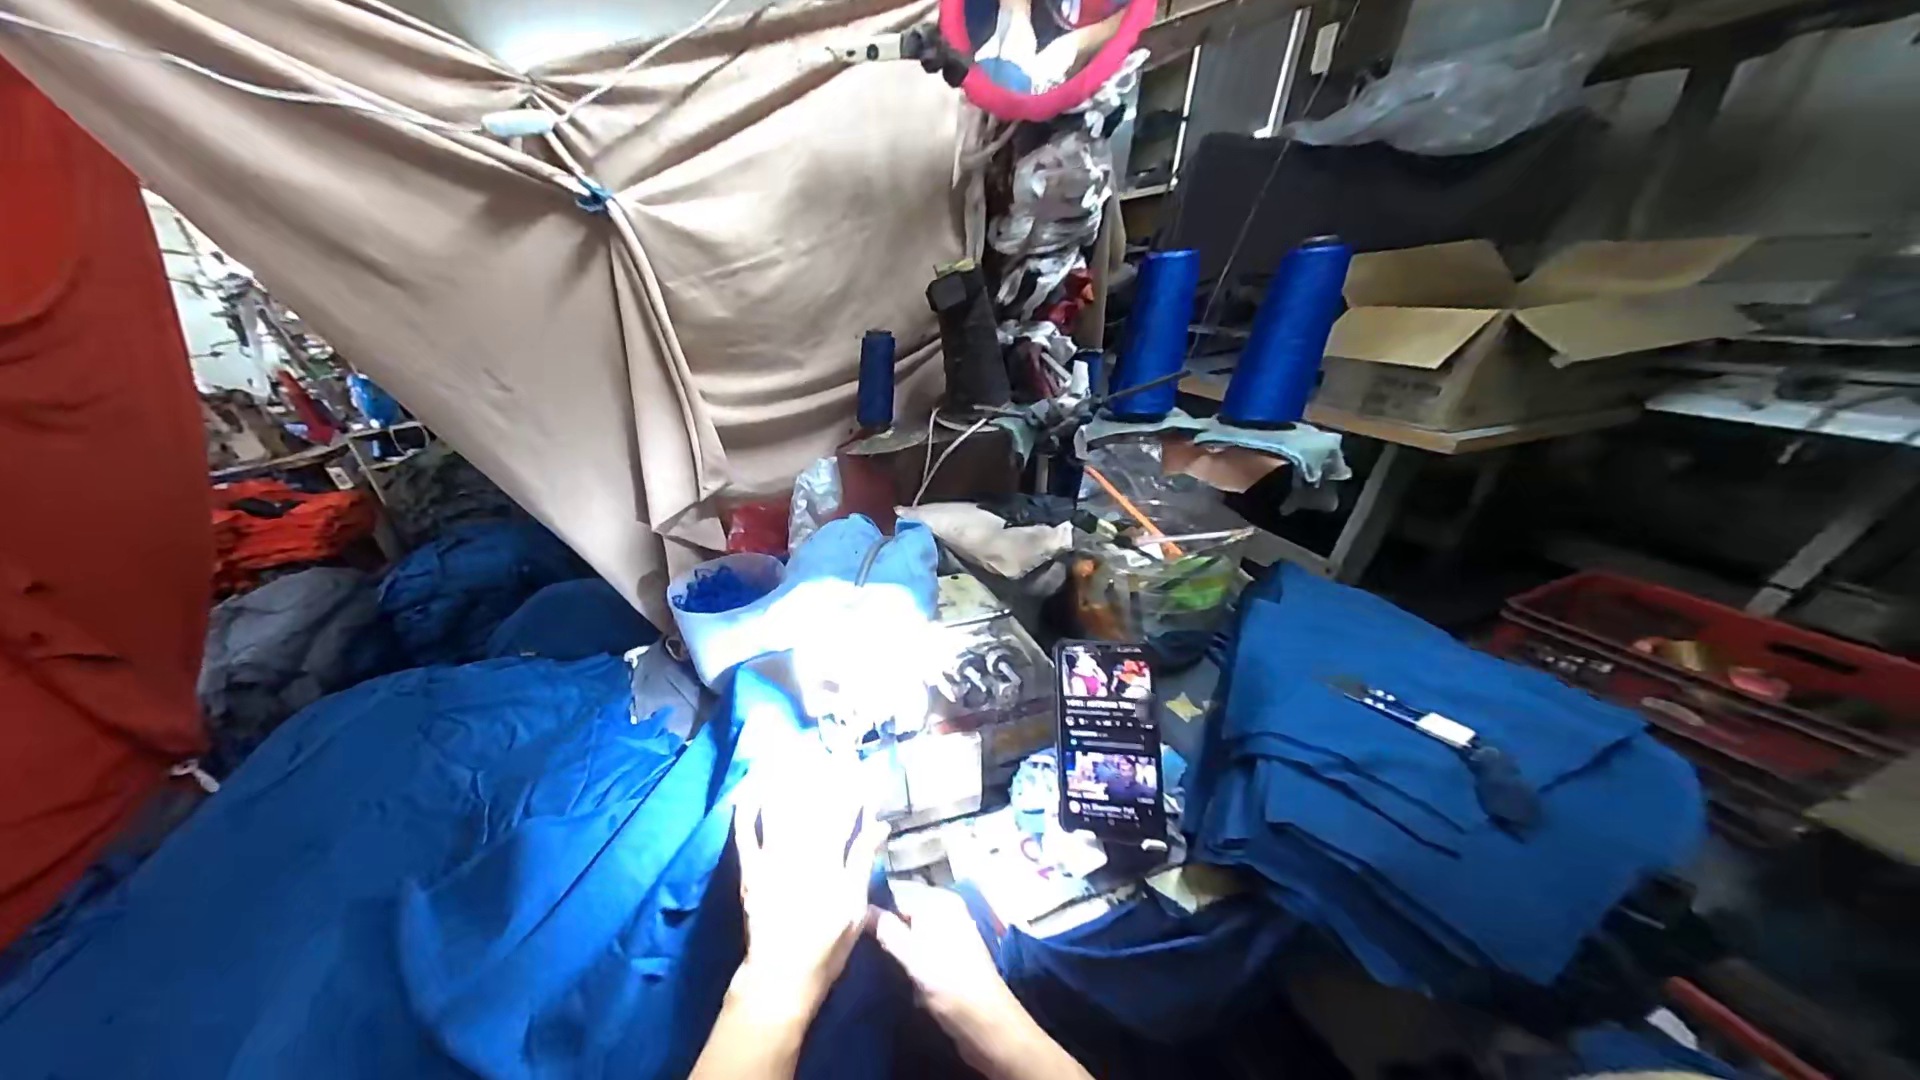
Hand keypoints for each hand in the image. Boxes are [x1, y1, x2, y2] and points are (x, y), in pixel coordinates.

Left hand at [731, 756, 885, 1021]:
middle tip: (820, 745)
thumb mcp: (855, 905)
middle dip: (817, 771)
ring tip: (787, 752)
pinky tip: (749, 788)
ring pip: (778, 810)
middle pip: (810, 802)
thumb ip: (862, 860)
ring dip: (783, 779)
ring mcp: (771, 859)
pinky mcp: (749, 871)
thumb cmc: (826, 944)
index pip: (843, 812)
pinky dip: (747, 810)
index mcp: (829, 859)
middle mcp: (800, 851)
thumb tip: (879, 824)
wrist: (780, 979)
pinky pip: (746, 834)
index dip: (850, 784)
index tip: (854, 760)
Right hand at [866, 881, 1011, 1025]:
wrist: (987, 1024)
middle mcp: (947, 910)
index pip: (898, 894)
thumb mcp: (913, 956)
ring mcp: (951, 932)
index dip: (876, 910)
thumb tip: (863, 909)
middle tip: (861, 945)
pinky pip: (922, 947)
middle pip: (906, 912)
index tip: (852, 926)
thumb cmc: (949, 984)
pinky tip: (897, 971)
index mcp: (940, 901)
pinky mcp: (952, 955)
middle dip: (886, 928)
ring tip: (873, 959)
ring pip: (913, 932)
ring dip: (897, 946)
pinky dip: (910, 957)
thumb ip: (888, 930)